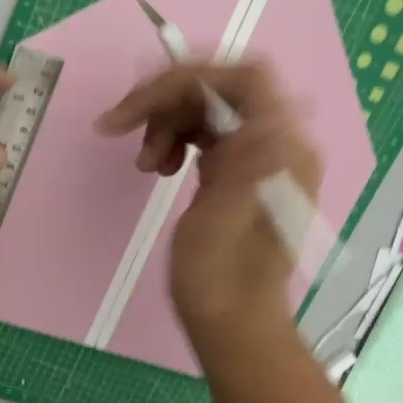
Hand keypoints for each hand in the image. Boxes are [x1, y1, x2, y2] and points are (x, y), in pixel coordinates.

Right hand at [97, 60, 321, 359]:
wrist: (230, 324)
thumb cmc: (220, 284)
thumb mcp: (222, 227)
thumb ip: (242, 169)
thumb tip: (267, 118)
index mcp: (281, 150)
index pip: (244, 79)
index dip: (188, 78)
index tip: (136, 105)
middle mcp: (275, 143)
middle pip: (219, 86)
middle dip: (166, 100)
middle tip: (121, 128)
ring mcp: (256, 155)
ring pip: (205, 106)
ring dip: (164, 122)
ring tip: (144, 163)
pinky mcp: (236, 169)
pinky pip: (202, 131)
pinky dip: (172, 138)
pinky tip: (157, 167)